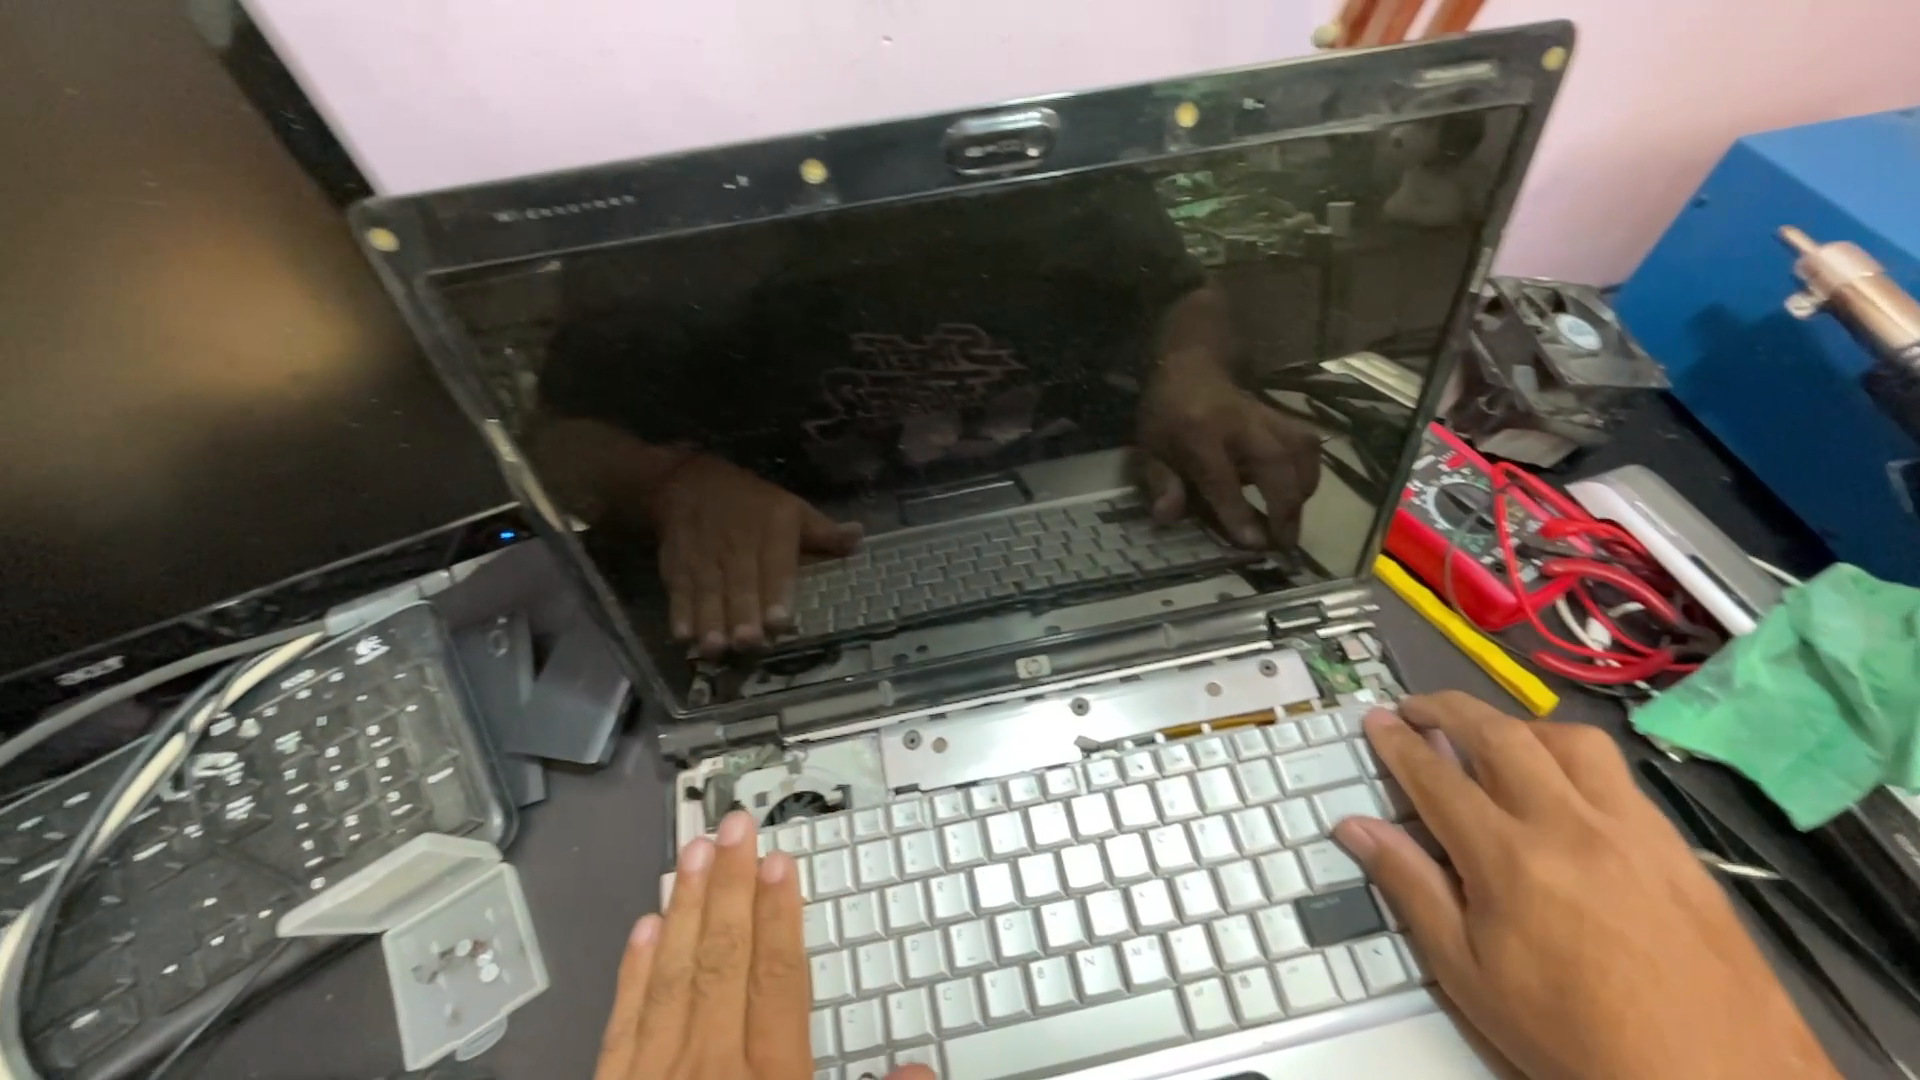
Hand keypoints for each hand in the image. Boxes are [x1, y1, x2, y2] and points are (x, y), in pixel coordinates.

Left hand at [596, 813, 932, 1079]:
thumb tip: (921, 1068)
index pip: (776, 981)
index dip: (780, 915)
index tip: (780, 861)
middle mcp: (705, 1075)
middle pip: (721, 961)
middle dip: (728, 886)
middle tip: (732, 826)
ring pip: (670, 978)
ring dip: (682, 910)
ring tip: (690, 853)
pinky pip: (623, 1027)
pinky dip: (634, 972)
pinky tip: (643, 927)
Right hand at [649, 454, 861, 654]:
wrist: (688, 482)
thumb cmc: (751, 502)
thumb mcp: (792, 508)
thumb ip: (824, 532)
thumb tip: (859, 538)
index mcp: (771, 530)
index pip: (775, 564)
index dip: (777, 593)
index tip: (781, 621)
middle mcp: (737, 546)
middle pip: (740, 583)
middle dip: (742, 614)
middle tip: (748, 642)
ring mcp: (704, 557)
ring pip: (708, 592)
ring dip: (711, 621)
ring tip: (717, 648)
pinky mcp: (676, 566)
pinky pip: (678, 591)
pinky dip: (679, 613)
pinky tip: (684, 637)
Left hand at [1136, 356, 1320, 548]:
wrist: (1190, 367)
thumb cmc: (1167, 415)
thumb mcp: (1149, 448)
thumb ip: (1161, 482)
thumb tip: (1168, 515)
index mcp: (1197, 432)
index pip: (1222, 477)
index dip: (1238, 512)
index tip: (1253, 543)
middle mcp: (1238, 423)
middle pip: (1274, 463)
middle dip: (1284, 506)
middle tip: (1285, 543)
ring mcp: (1265, 415)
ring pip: (1299, 450)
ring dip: (1302, 490)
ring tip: (1294, 523)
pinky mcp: (1283, 414)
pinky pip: (1307, 442)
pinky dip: (1310, 470)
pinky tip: (1300, 493)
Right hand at [1335, 693, 1839, 1079]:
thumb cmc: (1570, 1033)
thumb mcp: (1468, 973)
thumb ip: (1410, 887)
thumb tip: (1354, 826)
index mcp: (1510, 860)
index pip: (1437, 778)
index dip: (1399, 743)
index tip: (1375, 719)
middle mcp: (1569, 825)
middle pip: (1499, 735)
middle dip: (1447, 709)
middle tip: (1416, 708)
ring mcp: (1631, 829)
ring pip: (1568, 740)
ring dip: (1517, 726)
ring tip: (1492, 740)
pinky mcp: (1675, 845)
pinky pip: (1618, 775)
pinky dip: (1573, 759)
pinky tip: (1561, 787)